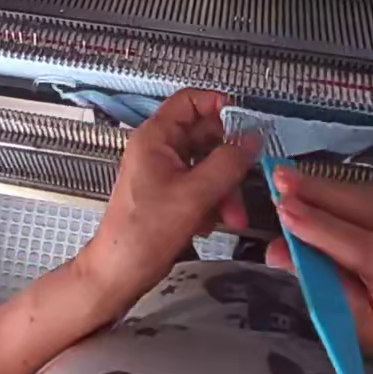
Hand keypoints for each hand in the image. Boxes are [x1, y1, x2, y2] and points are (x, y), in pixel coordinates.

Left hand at [76, 89, 256, 302]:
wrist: (120, 272)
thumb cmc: (143, 232)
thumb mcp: (194, 194)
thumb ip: (227, 163)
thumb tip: (252, 139)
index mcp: (156, 137)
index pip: (190, 100)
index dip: (220, 106)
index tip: (245, 124)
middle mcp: (160, 149)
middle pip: (206, 135)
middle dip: (229, 159)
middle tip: (246, 175)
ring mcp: (166, 171)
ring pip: (208, 163)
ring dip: (226, 187)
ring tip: (233, 214)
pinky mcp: (172, 193)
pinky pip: (202, 185)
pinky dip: (214, 201)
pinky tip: (213, 222)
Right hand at [265, 166, 372, 368]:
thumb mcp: (349, 321)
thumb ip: (318, 281)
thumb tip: (275, 249)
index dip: (326, 229)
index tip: (284, 209)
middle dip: (324, 196)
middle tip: (281, 180)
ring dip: (331, 188)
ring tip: (290, 180)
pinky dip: (347, 191)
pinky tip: (316, 186)